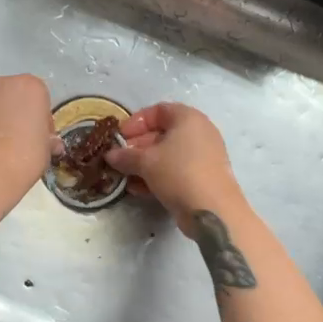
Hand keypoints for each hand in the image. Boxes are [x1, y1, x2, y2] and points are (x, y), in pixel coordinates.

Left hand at [0, 75, 55, 195]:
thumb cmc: (24, 159)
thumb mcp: (46, 150)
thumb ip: (47, 138)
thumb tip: (49, 143)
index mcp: (29, 87)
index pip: (39, 96)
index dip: (40, 117)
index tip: (38, 136)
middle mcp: (0, 84)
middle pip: (12, 95)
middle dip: (15, 113)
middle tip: (17, 139)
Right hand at [104, 103, 247, 234]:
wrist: (212, 210)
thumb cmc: (178, 173)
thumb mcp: (146, 162)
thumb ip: (125, 155)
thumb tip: (110, 155)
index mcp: (188, 118)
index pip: (158, 111)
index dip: (136, 122)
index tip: (119, 137)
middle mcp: (199, 132)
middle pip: (162, 133)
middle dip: (137, 146)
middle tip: (119, 159)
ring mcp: (203, 156)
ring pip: (167, 155)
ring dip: (144, 164)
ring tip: (125, 177)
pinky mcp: (203, 177)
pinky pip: (176, 170)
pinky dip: (158, 176)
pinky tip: (139, 189)